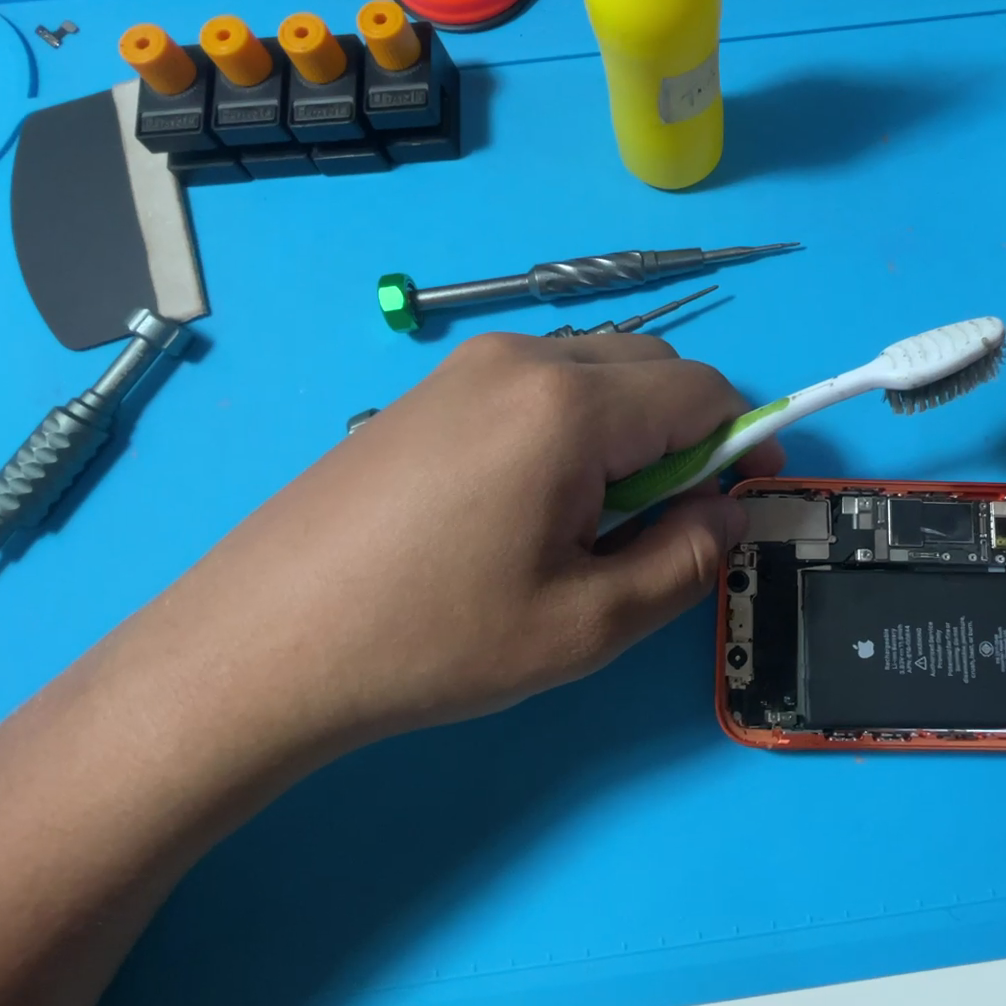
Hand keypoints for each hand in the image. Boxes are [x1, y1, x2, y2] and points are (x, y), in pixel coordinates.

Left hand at [122, 331, 782, 745]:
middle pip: (653, 370)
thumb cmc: (436, 640)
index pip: (704, 390)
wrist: (260, 646)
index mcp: (570, 404)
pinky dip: (572, 430)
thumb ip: (687, 560)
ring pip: (596, 375)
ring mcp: (466, 367)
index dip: (745, 441)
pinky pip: (538, 388)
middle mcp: (522, 358)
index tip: (744, 502)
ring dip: (629, 434)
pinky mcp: (429, 392)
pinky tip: (524, 505)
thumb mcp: (589, 623)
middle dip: (686, 437)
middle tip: (659, 524)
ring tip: (585, 522)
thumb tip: (731, 514)